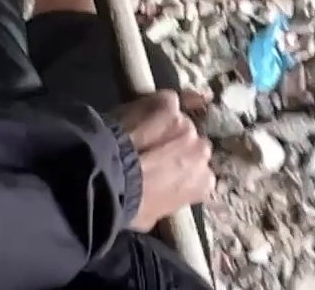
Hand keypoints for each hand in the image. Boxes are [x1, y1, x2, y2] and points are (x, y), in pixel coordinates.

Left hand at [114, 91, 213, 231]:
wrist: (110, 174)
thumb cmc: (132, 203)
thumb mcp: (155, 215)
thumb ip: (168, 198)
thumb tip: (161, 191)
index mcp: (203, 183)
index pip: (201, 174)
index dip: (184, 170)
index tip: (168, 172)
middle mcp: (201, 151)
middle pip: (194, 144)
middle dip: (180, 147)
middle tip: (157, 149)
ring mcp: (184, 124)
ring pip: (180, 121)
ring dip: (168, 125)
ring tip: (147, 128)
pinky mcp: (167, 103)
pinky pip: (170, 99)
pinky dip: (163, 102)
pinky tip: (155, 103)